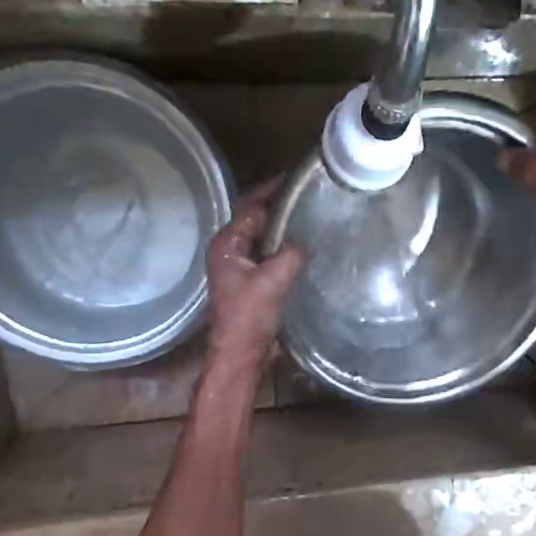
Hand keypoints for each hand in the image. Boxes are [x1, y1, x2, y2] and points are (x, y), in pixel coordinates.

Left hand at [206, 180, 305, 368]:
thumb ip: (291, 253)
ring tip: (309, 216)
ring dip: (282, 227)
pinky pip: (267, 255)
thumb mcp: (274, 280)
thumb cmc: (249, 318)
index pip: (250, 206)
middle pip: (254, 219)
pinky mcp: (249, 282)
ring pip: (262, 237)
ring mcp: (237, 268)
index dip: (273, 191)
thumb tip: (302, 243)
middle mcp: (228, 251)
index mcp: (226, 244)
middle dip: (279, 206)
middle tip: (308, 195)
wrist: (239, 356)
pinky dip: (283, 247)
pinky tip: (303, 247)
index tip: (297, 179)